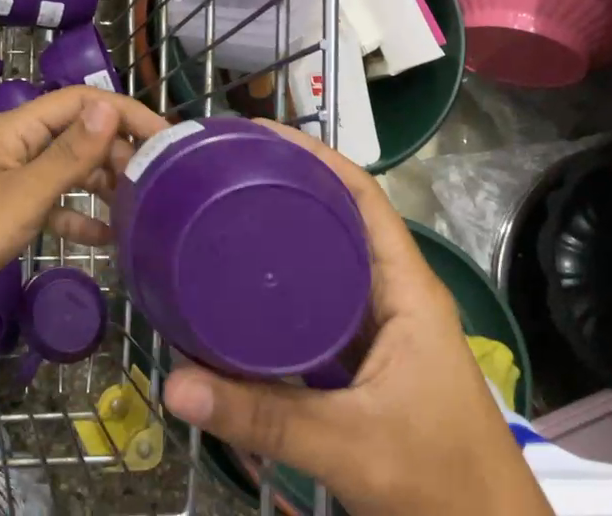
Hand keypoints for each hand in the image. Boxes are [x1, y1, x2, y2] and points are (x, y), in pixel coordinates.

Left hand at [0, 87, 169, 329]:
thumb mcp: (23, 196)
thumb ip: (69, 155)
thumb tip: (110, 107)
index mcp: (18, 129)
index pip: (83, 102)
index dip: (126, 114)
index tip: (170, 144)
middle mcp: (16, 146)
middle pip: (79, 134)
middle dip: (120, 153)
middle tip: (162, 187)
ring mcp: (9, 180)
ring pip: (68, 171)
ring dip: (103, 185)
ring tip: (145, 211)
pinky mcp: (5, 214)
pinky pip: (52, 206)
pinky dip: (79, 218)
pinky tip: (108, 240)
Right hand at [157, 121, 551, 515]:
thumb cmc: (439, 482)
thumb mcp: (348, 444)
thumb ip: (260, 415)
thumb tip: (172, 384)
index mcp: (405, 291)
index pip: (361, 196)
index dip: (312, 155)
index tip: (253, 132)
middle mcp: (392, 295)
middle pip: (336, 216)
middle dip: (282, 184)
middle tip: (216, 170)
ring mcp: (379, 327)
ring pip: (326, 258)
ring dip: (279, 231)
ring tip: (216, 211)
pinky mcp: (362, 358)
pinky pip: (315, 299)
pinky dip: (278, 282)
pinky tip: (235, 287)